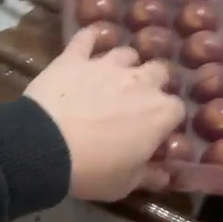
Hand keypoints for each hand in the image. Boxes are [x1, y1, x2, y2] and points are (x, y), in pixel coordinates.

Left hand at [25, 26, 187, 201]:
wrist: (45, 147)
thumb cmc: (92, 170)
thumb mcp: (125, 184)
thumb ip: (148, 176)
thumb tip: (164, 177)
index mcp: (160, 113)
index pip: (176, 110)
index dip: (166, 120)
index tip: (154, 131)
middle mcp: (140, 81)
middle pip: (158, 71)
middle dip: (152, 83)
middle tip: (135, 101)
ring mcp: (106, 65)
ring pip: (125, 53)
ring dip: (123, 64)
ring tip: (111, 76)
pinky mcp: (74, 58)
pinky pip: (86, 38)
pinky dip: (90, 37)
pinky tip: (89, 39)